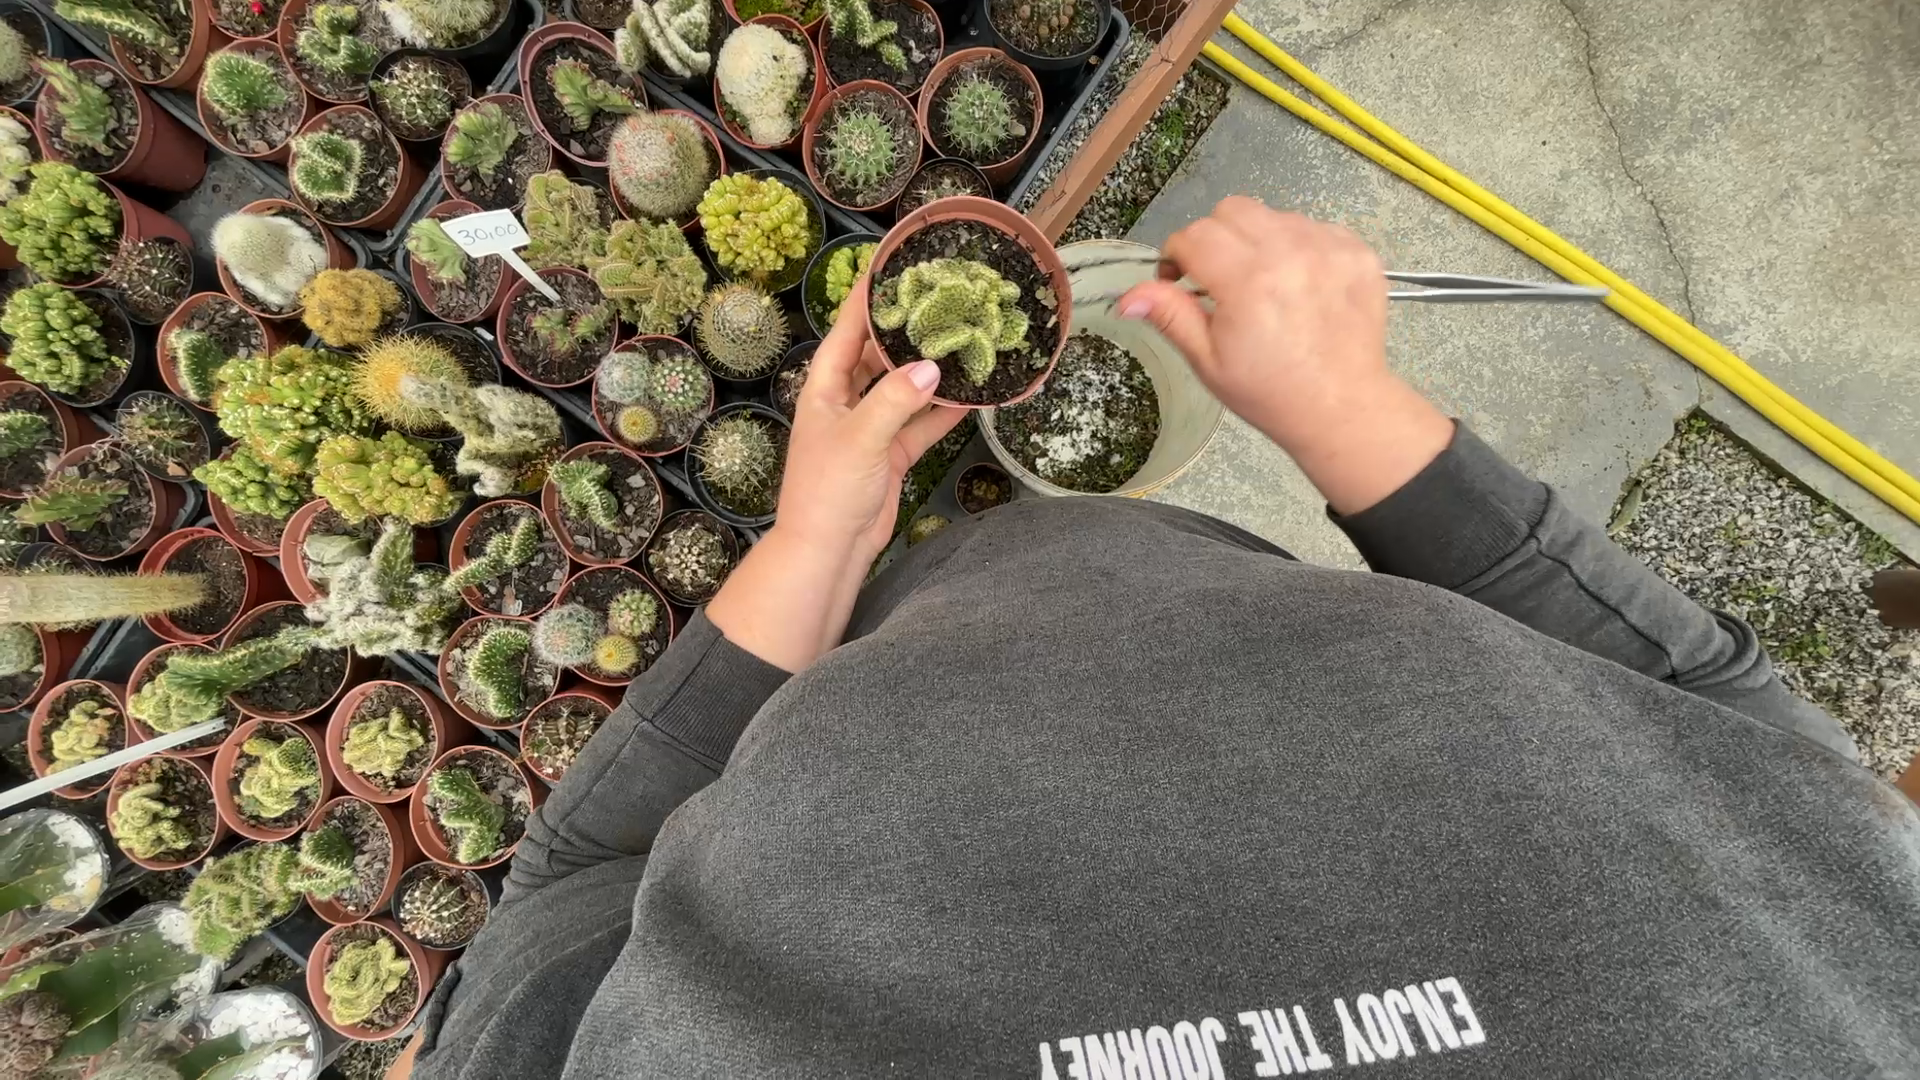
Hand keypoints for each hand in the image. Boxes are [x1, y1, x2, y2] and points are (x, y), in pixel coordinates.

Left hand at [775, 282, 967, 562]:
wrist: (829, 549)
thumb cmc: (828, 489)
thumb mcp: (860, 438)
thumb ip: (896, 400)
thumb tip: (934, 367)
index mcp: (824, 388)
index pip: (846, 331)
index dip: (865, 299)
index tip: (891, 266)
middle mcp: (847, 402)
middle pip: (879, 356)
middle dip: (907, 333)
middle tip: (941, 303)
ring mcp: (871, 429)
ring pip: (905, 391)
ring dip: (930, 374)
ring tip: (963, 344)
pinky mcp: (891, 454)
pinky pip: (921, 425)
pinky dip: (942, 413)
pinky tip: (971, 396)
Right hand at [1118, 199, 1453, 513]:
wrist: (1339, 405)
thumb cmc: (1267, 391)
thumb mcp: (1207, 360)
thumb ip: (1170, 316)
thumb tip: (1128, 297)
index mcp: (1248, 281)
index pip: (1194, 235)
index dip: (1175, 255)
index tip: (1176, 280)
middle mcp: (1290, 252)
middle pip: (1231, 210)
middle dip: (1212, 238)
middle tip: (1215, 280)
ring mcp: (1328, 247)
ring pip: (1271, 215)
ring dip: (1253, 241)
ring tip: (1258, 285)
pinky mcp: (1356, 249)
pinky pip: (1309, 226)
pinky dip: (1292, 247)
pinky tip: (1293, 286)